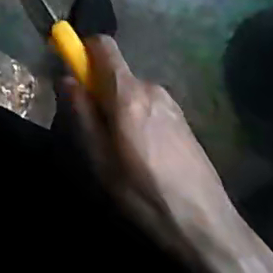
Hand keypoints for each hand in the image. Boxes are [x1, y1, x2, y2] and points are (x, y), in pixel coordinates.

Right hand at [65, 35, 240, 262]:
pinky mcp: (183, 120)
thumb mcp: (100, 162)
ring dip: (117, 110)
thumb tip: (66, 79)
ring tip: (117, 153)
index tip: (71, 74)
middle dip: (97, 92)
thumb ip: (81, 115)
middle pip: (114, 73)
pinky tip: (142, 158)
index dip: (82, 50)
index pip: (103, 45)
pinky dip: (135, 120)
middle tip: (90, 133)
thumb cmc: (145, 195)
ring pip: (130, 93)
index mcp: (128, 93)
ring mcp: (171, 103)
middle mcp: (151, 87)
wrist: (207, 226)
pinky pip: (147, 106)